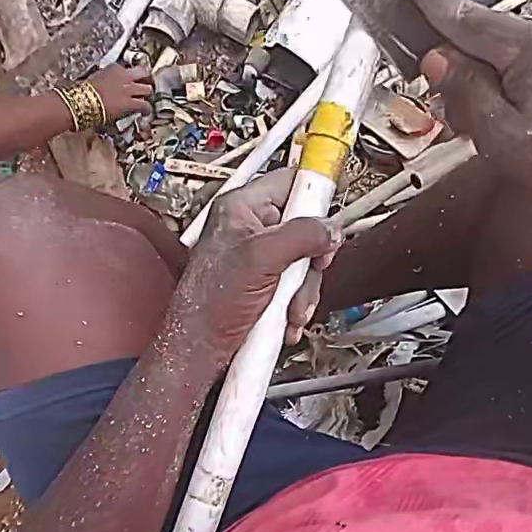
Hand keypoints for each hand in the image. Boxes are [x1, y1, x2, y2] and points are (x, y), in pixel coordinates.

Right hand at [87, 64, 152, 122]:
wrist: (83, 101)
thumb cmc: (84, 93)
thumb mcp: (95, 79)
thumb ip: (104, 79)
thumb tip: (104, 85)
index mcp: (114, 68)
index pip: (128, 68)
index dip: (131, 75)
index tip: (130, 80)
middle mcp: (124, 76)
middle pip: (143, 72)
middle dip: (146, 79)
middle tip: (146, 85)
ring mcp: (128, 89)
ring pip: (147, 89)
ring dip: (147, 94)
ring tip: (146, 99)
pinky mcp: (130, 103)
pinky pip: (144, 105)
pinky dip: (147, 109)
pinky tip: (145, 112)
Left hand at [169, 169, 341, 364]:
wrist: (201, 349)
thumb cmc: (209, 304)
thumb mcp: (260, 258)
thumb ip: (300, 235)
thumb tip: (330, 228)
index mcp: (242, 208)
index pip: (290, 181)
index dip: (314, 193)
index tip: (331, 212)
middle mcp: (251, 229)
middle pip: (306, 227)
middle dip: (309, 262)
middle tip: (303, 276)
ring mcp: (259, 258)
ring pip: (304, 262)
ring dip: (303, 291)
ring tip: (289, 309)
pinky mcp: (266, 285)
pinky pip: (296, 286)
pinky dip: (296, 305)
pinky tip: (287, 319)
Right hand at [401, 0, 531, 251]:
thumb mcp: (496, 134)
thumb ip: (464, 90)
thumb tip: (438, 59)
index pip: (470, 18)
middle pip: (485, 39)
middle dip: (458, 70)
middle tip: (448, 112)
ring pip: (502, 56)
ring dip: (481, 86)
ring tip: (484, 130)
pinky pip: (523, 66)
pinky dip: (502, 88)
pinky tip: (503, 121)